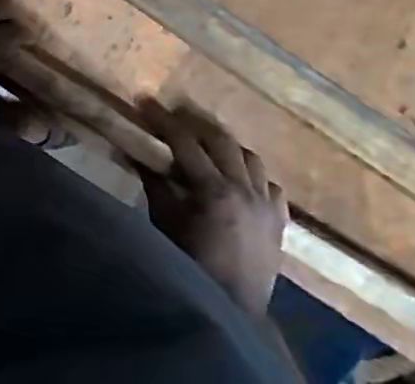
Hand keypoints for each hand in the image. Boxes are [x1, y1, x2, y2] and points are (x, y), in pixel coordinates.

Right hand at [139, 102, 288, 314]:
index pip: (185, 142)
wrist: (230, 311)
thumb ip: (153, 182)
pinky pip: (271, 187)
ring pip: (251, 158)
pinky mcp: (279, 222)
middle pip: (221, 141)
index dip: (163, 120)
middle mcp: (245, 190)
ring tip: (207, 148)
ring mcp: (267, 206)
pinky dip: (254, 177)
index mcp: (214, 190)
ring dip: (226, 148)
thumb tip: (135, 150)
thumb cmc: (190, 265)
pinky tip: (240, 180)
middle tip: (174, 121)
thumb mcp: (164, 222)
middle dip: (195, 127)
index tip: (145, 103)